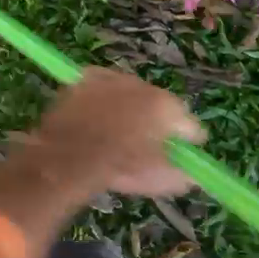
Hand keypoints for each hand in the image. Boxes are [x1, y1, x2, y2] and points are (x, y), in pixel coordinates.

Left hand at [34, 67, 202, 196]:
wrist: (67, 153)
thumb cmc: (119, 166)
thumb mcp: (160, 180)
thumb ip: (184, 175)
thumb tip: (191, 174)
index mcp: (166, 108)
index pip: (189, 124)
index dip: (188, 139)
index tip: (183, 150)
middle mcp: (142, 86)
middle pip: (160, 104)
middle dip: (158, 120)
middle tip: (149, 140)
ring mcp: (112, 79)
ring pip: (132, 92)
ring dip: (131, 106)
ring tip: (121, 127)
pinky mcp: (85, 77)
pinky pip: (103, 85)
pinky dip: (105, 96)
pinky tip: (99, 111)